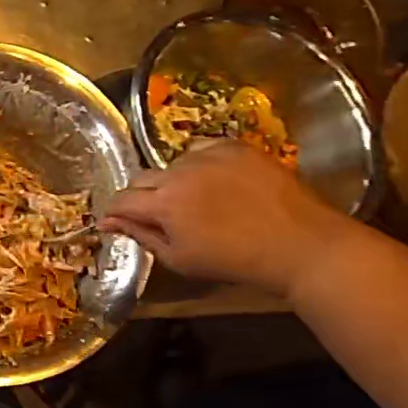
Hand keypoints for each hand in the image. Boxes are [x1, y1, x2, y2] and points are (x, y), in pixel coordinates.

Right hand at [98, 140, 358, 295]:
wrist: (299, 245)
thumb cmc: (234, 261)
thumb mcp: (179, 258)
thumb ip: (141, 235)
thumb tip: (109, 223)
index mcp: (163, 204)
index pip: (121, 200)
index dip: (114, 212)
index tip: (116, 221)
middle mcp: (179, 172)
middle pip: (141, 177)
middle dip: (140, 196)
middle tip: (157, 214)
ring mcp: (209, 155)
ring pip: (171, 164)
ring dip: (172, 180)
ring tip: (194, 199)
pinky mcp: (235, 146)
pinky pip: (202, 148)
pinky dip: (199, 163)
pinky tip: (215, 181)